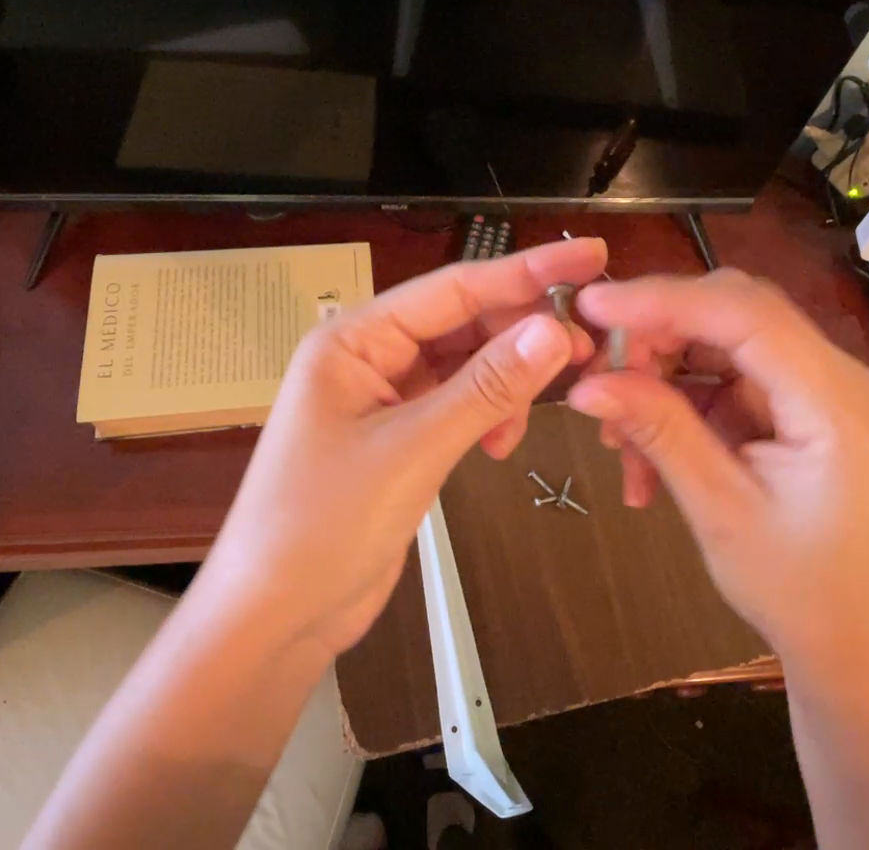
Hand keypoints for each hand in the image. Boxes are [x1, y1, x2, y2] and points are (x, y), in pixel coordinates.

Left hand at [194, 238, 607, 658]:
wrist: (277, 614)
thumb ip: (485, 387)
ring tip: (551, 401)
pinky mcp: (401, 438)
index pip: (452, 288)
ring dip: (509, 381)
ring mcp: (384, 398)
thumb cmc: (323, 524)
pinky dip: (489, 416)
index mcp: (354, 339)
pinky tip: (503, 445)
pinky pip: (458, 405)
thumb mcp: (412, 450)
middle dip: (523, 332)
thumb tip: (554, 329)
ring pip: (466, 366)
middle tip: (591, 346)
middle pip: (463, 322)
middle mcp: (369, 356)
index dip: (525, 270)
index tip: (590, 254)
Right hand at [565, 270, 868, 659]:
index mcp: (834, 402)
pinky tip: (645, 451)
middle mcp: (835, 376)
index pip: (746, 316)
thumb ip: (659, 432)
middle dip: (658, 337)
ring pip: (719, 341)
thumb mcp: (717, 508)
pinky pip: (722, 378)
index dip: (665, 301)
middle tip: (602, 380)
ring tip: (619, 438)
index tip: (593, 304)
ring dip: (660, 377)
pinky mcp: (792, 403)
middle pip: (733, 313)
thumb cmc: (790, 585)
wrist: (837, 633)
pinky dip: (677, 403)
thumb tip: (586, 386)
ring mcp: (815, 387)